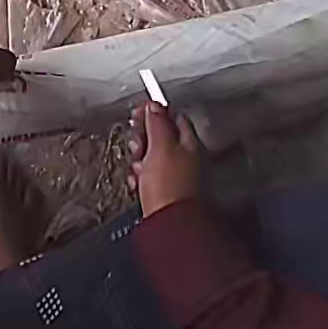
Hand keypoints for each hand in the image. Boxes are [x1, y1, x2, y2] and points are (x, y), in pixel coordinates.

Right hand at [128, 101, 200, 215]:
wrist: (168, 221)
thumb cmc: (170, 186)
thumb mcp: (160, 146)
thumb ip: (157, 123)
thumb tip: (154, 106)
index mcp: (189, 143)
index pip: (173, 117)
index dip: (155, 111)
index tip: (140, 111)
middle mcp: (185, 157)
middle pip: (161, 135)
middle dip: (144, 136)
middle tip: (138, 142)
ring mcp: (174, 173)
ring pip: (151, 154)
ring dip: (140, 156)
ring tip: (138, 165)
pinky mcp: (163, 188)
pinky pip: (147, 173)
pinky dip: (140, 175)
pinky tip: (138, 180)